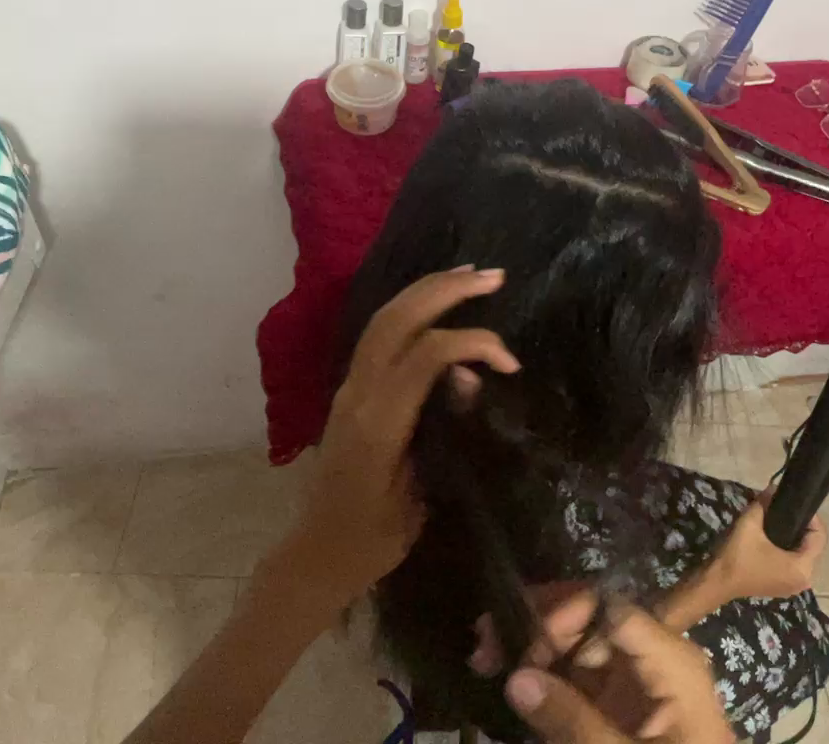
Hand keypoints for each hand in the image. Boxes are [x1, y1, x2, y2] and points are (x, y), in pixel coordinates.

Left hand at [273, 266, 517, 610]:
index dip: (472, 344)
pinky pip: (378, 334)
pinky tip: (436, 306)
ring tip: (468, 276)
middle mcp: (359, 392)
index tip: (509, 364)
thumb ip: (442, 435)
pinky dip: (410, 309)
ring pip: (383, 318)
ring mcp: (349, 386)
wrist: (318, 552)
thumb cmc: (373, 539)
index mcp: (379, 422)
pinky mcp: (349, 389)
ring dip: (426, 291)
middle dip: (446, 290)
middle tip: (493, 276)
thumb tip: (466, 383)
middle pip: (398, 319)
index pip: (425, 355)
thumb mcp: (419, 497)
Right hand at [497, 600, 737, 743]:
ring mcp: (635, 680)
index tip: (522, 642)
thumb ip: (573, 722)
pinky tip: (509, 675)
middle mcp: (652, 656)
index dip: (562, 612)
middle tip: (485, 640)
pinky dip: (543, 671)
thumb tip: (515, 677)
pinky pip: (576, 671)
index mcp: (670, 660)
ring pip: (575, 641)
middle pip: (587, 617)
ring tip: (485, 655)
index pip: (609, 607)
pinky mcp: (620, 704)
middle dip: (535, 623)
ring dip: (531, 643)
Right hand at [705, 491, 825, 601]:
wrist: (718, 582)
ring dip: (792, 537)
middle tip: (782, 510)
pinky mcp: (783, 586)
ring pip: (802, 555)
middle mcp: (805, 579)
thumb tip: (772, 489)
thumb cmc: (738, 555)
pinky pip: (793, 564)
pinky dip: (786, 550)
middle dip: (800, 526)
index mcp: (803, 567)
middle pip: (812, 546)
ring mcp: (794, 585)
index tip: (793, 504)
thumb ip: (763, 505)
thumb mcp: (749, 525)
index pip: (820, 537)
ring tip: (775, 521)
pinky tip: (770, 539)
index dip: (810, 517)